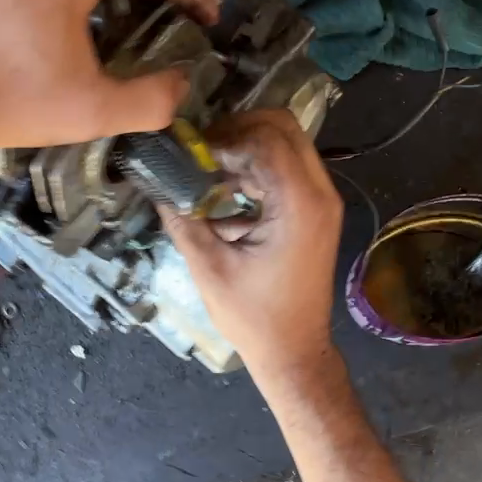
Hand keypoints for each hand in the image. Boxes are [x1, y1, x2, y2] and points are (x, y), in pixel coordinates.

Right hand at [162, 110, 344, 383]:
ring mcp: (322, 203)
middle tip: (201, 154)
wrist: (294, 352)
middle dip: (238, 132)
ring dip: (246, 151)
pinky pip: (288, 172)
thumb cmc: (255, 318)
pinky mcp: (315, 214)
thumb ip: (184, 220)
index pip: (264, 139)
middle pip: (282, 128)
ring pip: (286, 146)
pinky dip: (257, 172)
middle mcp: (319, 194)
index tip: (191, 156)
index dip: (223, 138)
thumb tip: (158, 185)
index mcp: (299, 204)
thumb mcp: (210, 269)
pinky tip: (224, 195)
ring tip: (207, 174)